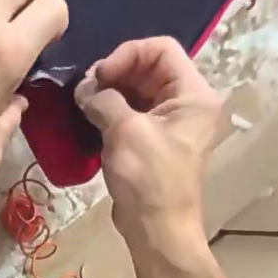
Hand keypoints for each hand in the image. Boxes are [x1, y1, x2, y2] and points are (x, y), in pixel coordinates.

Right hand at [74, 37, 223, 247]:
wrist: (157, 229)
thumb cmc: (149, 179)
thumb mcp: (126, 132)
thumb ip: (104, 100)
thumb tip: (84, 88)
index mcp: (194, 94)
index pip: (161, 49)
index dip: (127, 54)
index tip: (99, 75)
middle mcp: (187, 103)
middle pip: (149, 68)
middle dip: (115, 73)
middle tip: (85, 89)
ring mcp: (170, 124)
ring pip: (138, 91)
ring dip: (110, 92)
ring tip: (83, 103)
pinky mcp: (154, 142)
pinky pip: (133, 113)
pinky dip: (111, 111)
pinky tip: (90, 118)